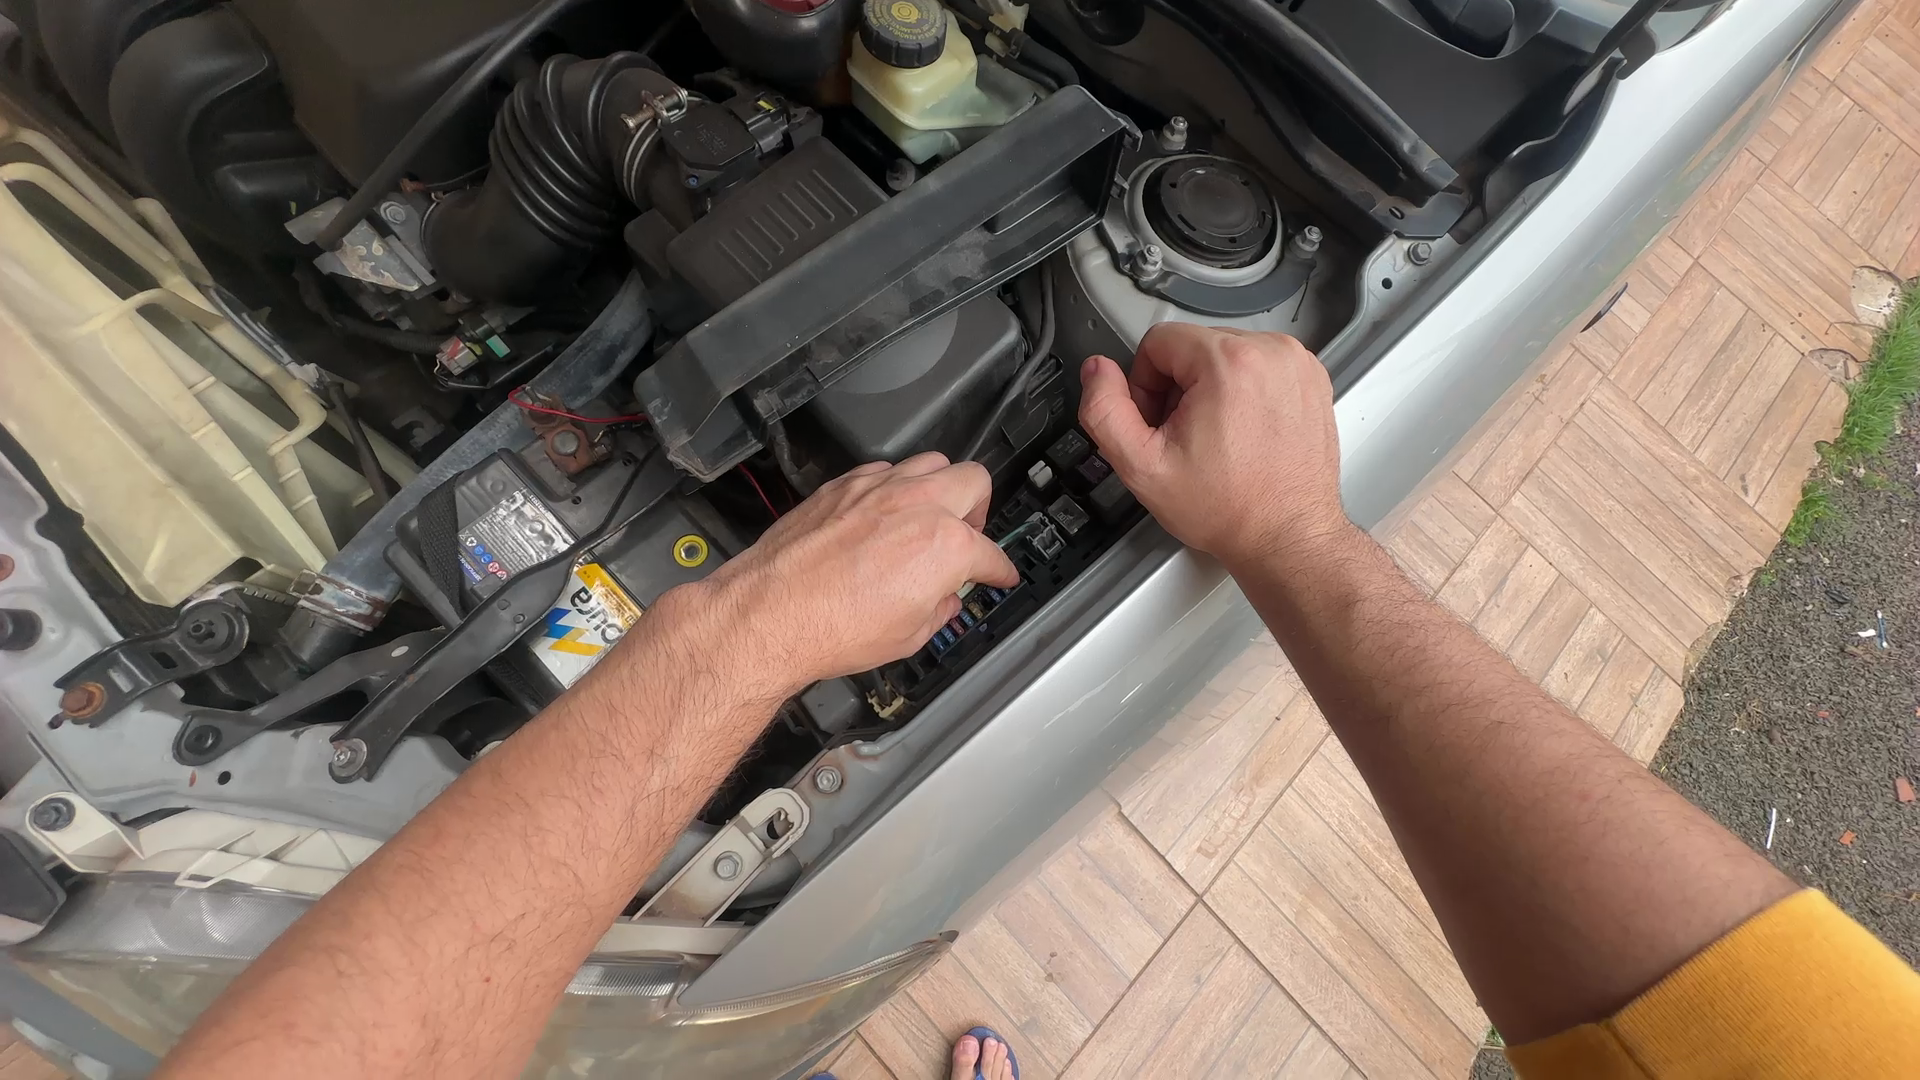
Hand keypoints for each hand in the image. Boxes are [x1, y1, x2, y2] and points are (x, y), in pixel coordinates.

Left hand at [666, 454, 1019, 701]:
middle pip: (975, 481)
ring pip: (931, 462)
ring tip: (930, 516)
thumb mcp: (909, 636)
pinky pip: (885, 470)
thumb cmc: (834, 627)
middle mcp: (918, 504)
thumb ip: (939, 609)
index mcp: (946, 544)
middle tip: (968, 536)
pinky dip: (896, 487)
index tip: (999, 574)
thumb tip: (944, 600)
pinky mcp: (844, 485)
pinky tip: (886, 512)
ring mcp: (879, 488)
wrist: (771, 614)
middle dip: (980, 510)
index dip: (1000, 570)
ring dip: (941, 488)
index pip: (991, 553)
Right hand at [1078, 323, 1349, 568]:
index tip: (1158, 423)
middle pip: (1191, 345)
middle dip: (1176, 388)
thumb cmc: (1227, 508)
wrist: (1285, 536)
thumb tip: (1096, 371)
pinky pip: (1257, 367)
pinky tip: (1240, 433)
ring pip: (1223, 354)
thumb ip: (1104, 411)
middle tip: (1183, 437)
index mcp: (1227, 363)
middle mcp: (1269, 352)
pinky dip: (1242, 393)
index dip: (1144, 384)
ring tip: (1214, 438)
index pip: (1158, 341)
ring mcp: (1296, 364)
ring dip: (1209, 390)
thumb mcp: (1141, 466)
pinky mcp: (1310, 379)